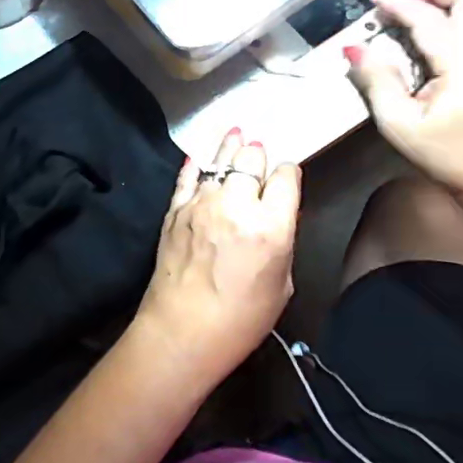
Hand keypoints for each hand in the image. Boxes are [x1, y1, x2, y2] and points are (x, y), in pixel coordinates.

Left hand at [132, 129, 300, 385]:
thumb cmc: (241, 320)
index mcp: (271, 226)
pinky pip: (187, 178)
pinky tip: (200, 154)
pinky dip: (195, 164)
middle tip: (259, 152)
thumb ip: (279, 242)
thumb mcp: (282, 284)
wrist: (182, 330)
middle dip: (258, 155)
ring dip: (230, 147)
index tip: (286, 175)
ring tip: (236, 132)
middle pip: (251, 161)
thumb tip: (273, 219)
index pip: (286, 179)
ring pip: (218, 161)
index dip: (287, 174)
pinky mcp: (175, 210)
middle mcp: (236, 206)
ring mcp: (201, 204)